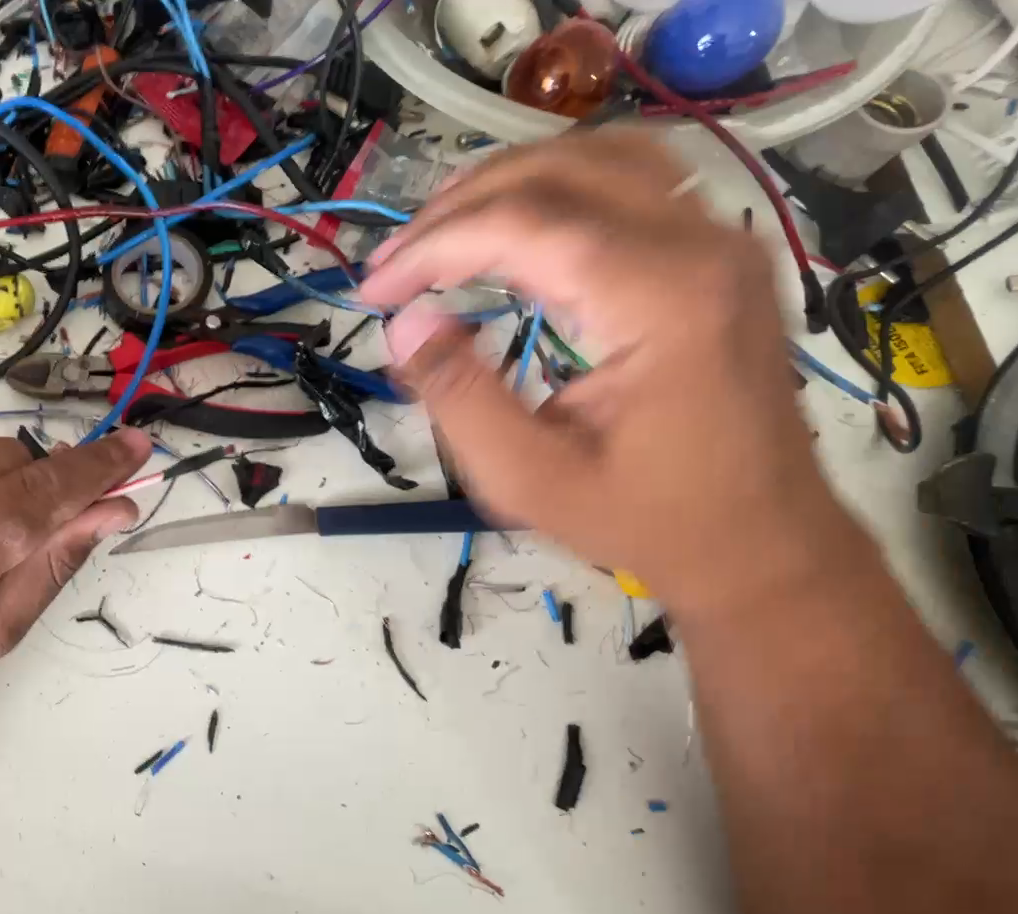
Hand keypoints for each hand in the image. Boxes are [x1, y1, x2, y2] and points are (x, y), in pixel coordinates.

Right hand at [359, 131, 855, 623]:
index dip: (433, 247)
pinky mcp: (715, 252)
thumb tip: (405, 325)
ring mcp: (717, 241)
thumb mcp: (527, 478)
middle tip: (393, 263)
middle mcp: (700, 246)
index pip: (524, 226)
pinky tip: (510, 223)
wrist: (759, 539)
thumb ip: (458, 397)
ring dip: (503, 184)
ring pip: (597, 155)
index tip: (373, 292)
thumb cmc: (643, 517)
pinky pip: (629, 178)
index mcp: (660, 299)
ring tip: (436, 232)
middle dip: (456, 209)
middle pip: (559, 170)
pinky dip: (554, 186)